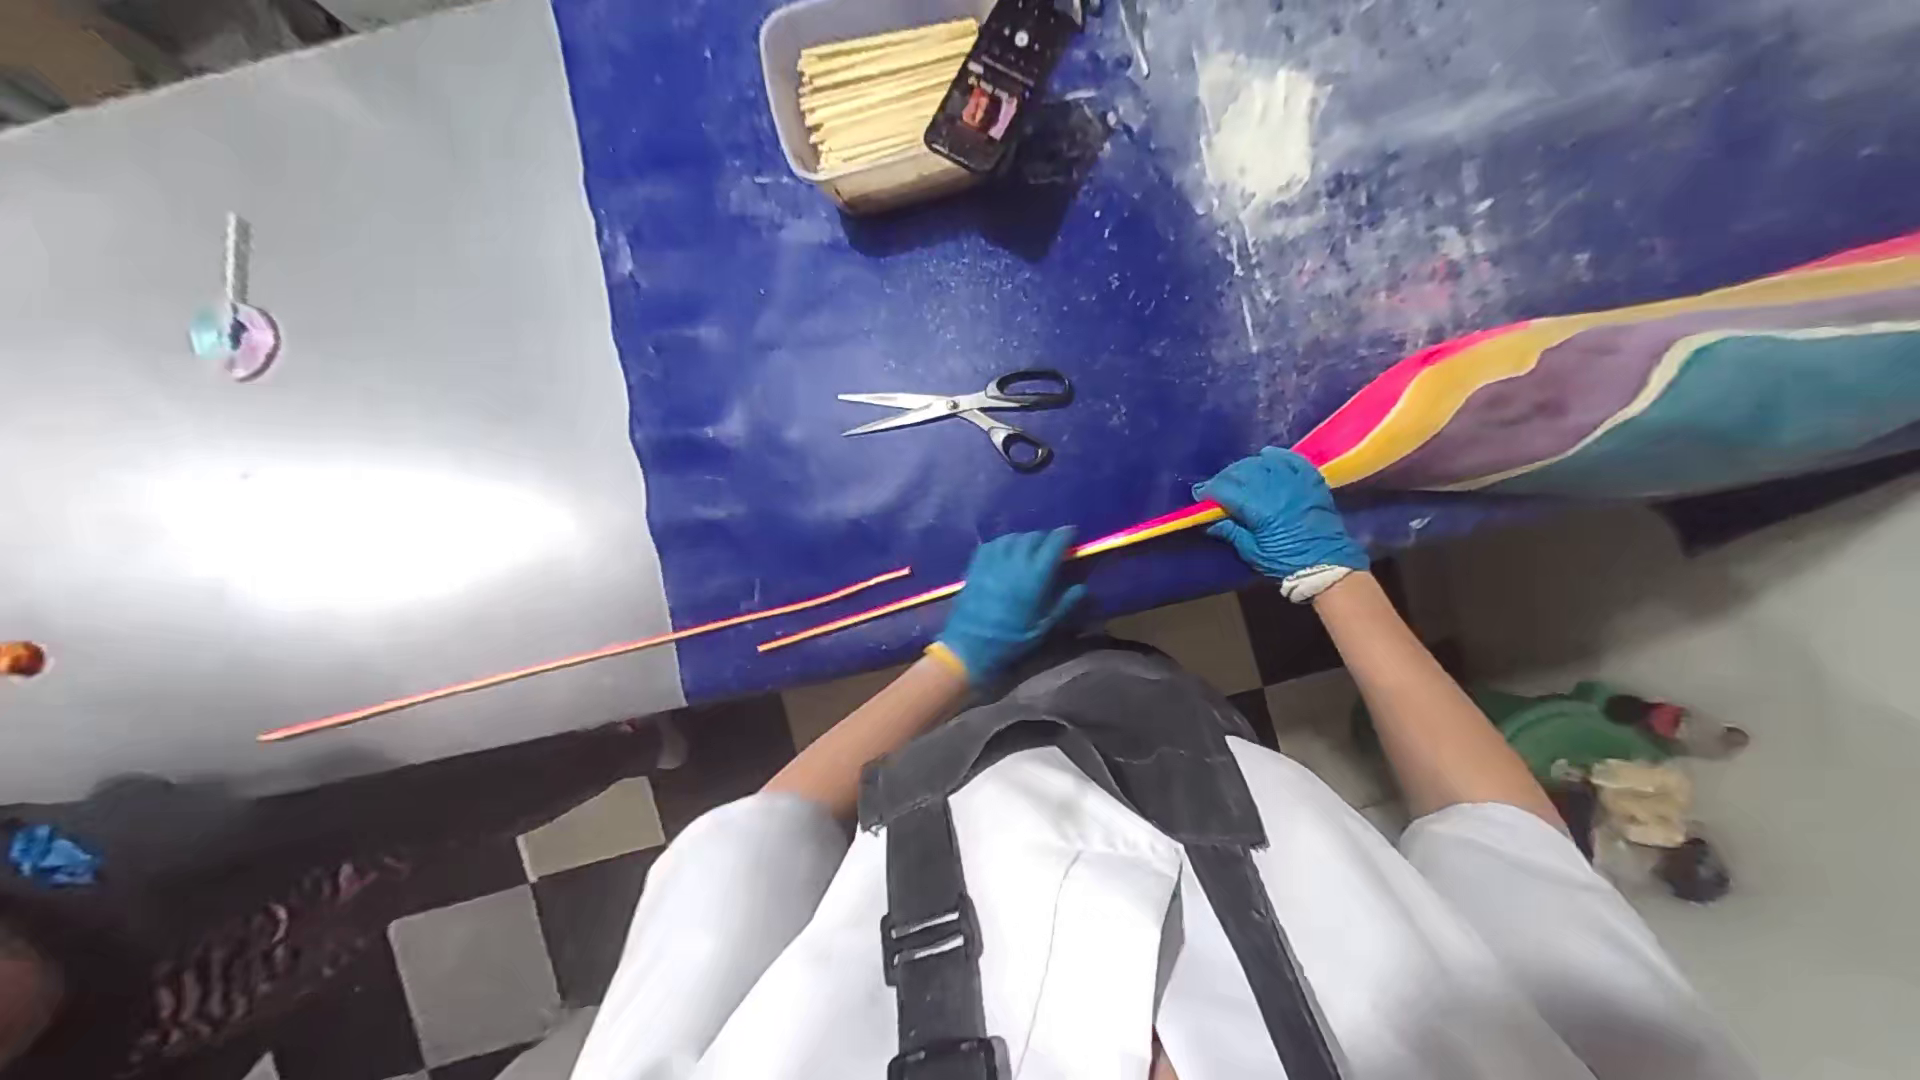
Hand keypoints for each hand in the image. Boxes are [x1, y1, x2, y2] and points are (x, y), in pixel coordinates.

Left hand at [931, 527, 1086, 684]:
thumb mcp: (1043, 628)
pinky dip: (1004, 543)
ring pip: (1013, 537)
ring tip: (1029, 549)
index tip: (1072, 535)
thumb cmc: (1010, 641)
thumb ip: (1064, 605)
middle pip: (1034, 536)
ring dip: (1025, 540)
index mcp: (1035, 576)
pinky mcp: (976, 564)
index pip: (1054, 543)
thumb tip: (1082, 587)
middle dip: (1046, 538)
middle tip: (1051, 548)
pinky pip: (993, 543)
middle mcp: (1015, 561)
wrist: (969, 647)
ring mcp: (993, 561)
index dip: (1066, 535)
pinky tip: (1006, 552)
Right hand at [1195, 447, 1367, 601]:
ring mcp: (1296, 482)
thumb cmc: (1285, 561)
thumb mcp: (1252, 552)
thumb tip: (1210, 521)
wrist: (1328, 564)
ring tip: (1239, 475)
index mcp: (1259, 510)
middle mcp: (1276, 489)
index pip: (1226, 489)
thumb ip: (1231, 532)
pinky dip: (1277, 456)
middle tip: (1216, 487)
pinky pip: (1291, 459)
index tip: (1200, 495)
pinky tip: (1266, 457)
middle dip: (1224, 477)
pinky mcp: (1312, 480)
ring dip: (1246, 466)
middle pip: (1242, 471)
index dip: (1209, 490)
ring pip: (1263, 462)